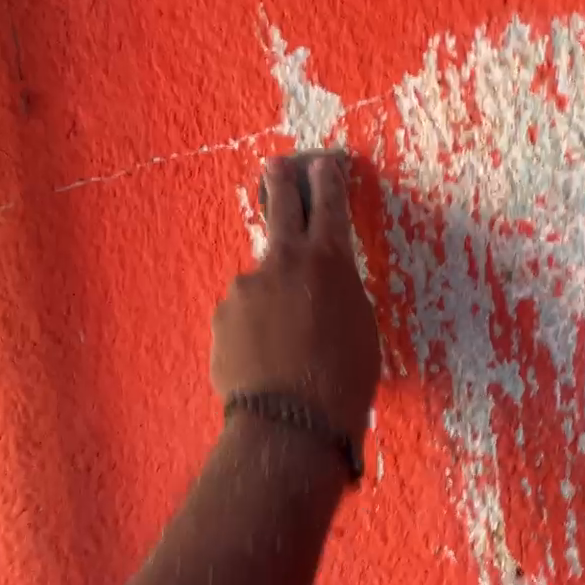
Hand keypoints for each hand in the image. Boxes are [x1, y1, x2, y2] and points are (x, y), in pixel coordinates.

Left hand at [211, 155, 380, 440]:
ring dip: (272, 293)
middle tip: (278, 166)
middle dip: (282, 180)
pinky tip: (265, 354)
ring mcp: (247, 284)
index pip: (329, 202)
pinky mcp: (223, 312)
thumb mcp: (360, 324)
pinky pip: (244, 310)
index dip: (328, 179)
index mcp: (329, 260)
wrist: (290, 421)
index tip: (325, 164)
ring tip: (286, 338)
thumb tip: (322, 284)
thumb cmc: (344, 378)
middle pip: (280, 204)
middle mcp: (284, 260)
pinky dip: (254, 325)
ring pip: (263, 276)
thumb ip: (340, 290)